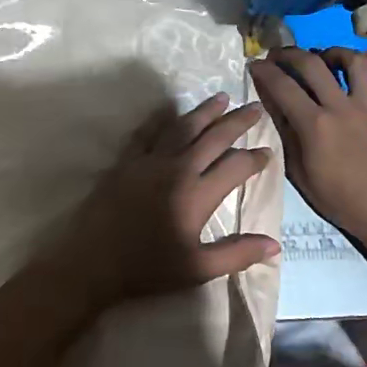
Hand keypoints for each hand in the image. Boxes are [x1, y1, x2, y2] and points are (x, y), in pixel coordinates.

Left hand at [54, 93, 278, 306]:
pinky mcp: (127, 161)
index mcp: (197, 195)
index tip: (267, 152)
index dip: (255, 158)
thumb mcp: (197, 269)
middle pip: (214, 137)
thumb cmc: (147, 269)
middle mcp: (177, 169)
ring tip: (222, 97)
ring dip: (206, 111)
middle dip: (238, 121)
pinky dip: (163, 118)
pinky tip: (172, 110)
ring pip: (184, 127)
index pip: (235, 167)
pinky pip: (148, 132)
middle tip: (255, 107)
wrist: (91, 264)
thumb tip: (275, 245)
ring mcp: (150, 161)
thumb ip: (237, 254)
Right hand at [249, 47, 366, 248]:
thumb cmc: (338, 199)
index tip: (255, 65)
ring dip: (335, 52)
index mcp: (315, 125)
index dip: (264, 72)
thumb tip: (272, 105)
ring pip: (354, 62)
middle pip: (313, 64)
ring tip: (325, 57)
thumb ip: (286, 135)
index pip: (283, 87)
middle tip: (280, 55)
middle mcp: (341, 107)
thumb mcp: (300, 173)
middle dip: (290, 54)